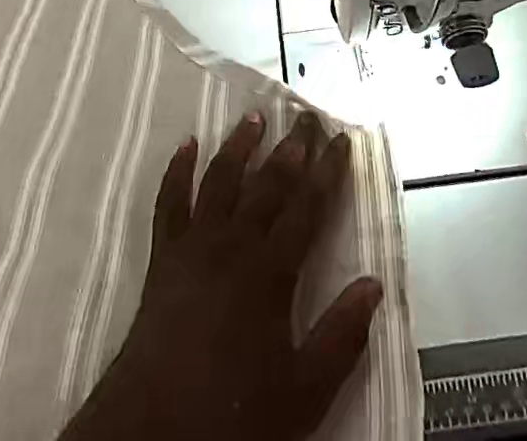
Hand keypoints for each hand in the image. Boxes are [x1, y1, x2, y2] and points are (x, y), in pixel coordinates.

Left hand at [59, 110, 382, 440]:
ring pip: (219, 180)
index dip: (329, 170)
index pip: (308, 206)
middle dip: (291, 147)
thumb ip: (342, 336)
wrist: (153, 429)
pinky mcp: (163, 255)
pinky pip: (169, 201)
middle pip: (267, 183)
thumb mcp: (304, 390)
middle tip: (306, 116)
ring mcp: (193, 245)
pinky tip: (186, 145)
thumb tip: (374, 285)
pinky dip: (177, 170)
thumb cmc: (234, 413)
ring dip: (239, 146)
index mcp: (270, 271)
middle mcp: (232, 244)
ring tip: (254, 117)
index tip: (342, 140)